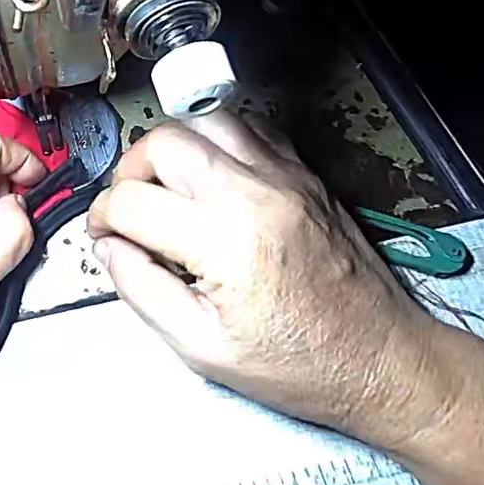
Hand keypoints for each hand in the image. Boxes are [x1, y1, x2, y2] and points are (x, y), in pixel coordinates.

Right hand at [86, 111, 462, 452]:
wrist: (382, 360)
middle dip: (128, 171)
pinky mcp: (303, 173)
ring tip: (164, 185)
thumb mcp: (201, 347)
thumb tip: (110, 247)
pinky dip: (215, 139)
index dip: (101, 217)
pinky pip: (248, 126)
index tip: (103, 234)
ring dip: (169, 147)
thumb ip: (141, 290)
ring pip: (203, 120)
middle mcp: (254, 194)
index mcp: (225, 242)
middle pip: (162, 143)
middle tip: (129, 206)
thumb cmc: (298, 364)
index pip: (131, 201)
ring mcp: (283, 176)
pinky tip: (209, 172)